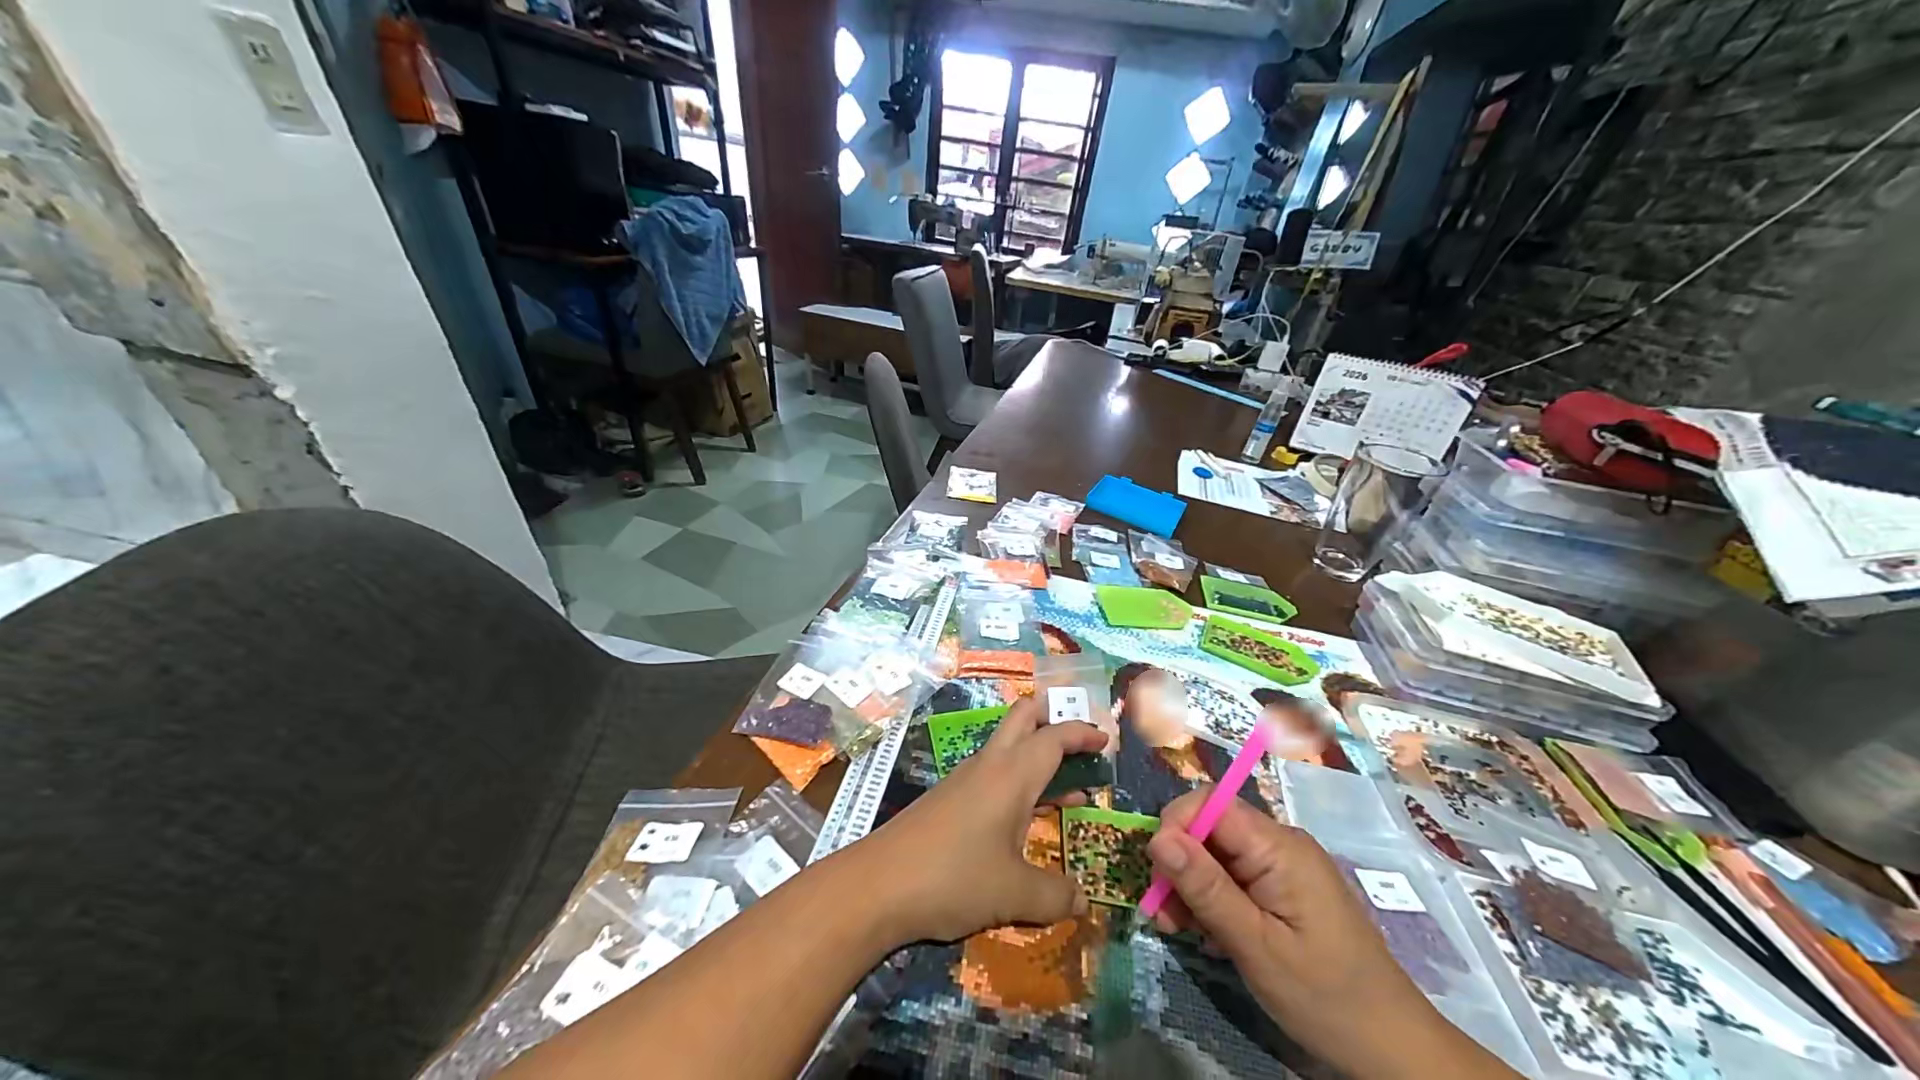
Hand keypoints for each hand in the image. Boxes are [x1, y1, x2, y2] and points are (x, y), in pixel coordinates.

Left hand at [855, 696, 1107, 942]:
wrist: (878, 885)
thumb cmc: (955, 878)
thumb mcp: (1015, 895)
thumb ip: (1056, 896)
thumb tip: (1082, 901)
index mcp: (1012, 774)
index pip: (1054, 737)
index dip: (1082, 733)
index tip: (1106, 741)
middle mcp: (988, 766)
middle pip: (1022, 718)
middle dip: (1052, 716)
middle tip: (1081, 738)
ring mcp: (964, 781)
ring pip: (1007, 749)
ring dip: (1037, 757)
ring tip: (1070, 789)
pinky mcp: (947, 800)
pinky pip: (992, 776)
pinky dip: (1017, 783)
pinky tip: (1026, 821)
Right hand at [1146, 788, 1512, 1079]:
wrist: (1393, 1046)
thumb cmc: (1324, 996)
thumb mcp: (1255, 946)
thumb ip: (1205, 888)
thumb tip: (1156, 838)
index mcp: (1280, 847)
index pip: (1210, 803)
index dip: (1175, 826)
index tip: (1157, 873)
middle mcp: (1281, 844)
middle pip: (1210, 828)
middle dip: (1178, 864)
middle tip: (1162, 915)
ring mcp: (1283, 867)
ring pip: (1217, 854)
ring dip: (1189, 886)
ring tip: (1176, 930)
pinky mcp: (1283, 889)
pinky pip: (1234, 876)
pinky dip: (1211, 899)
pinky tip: (1203, 932)